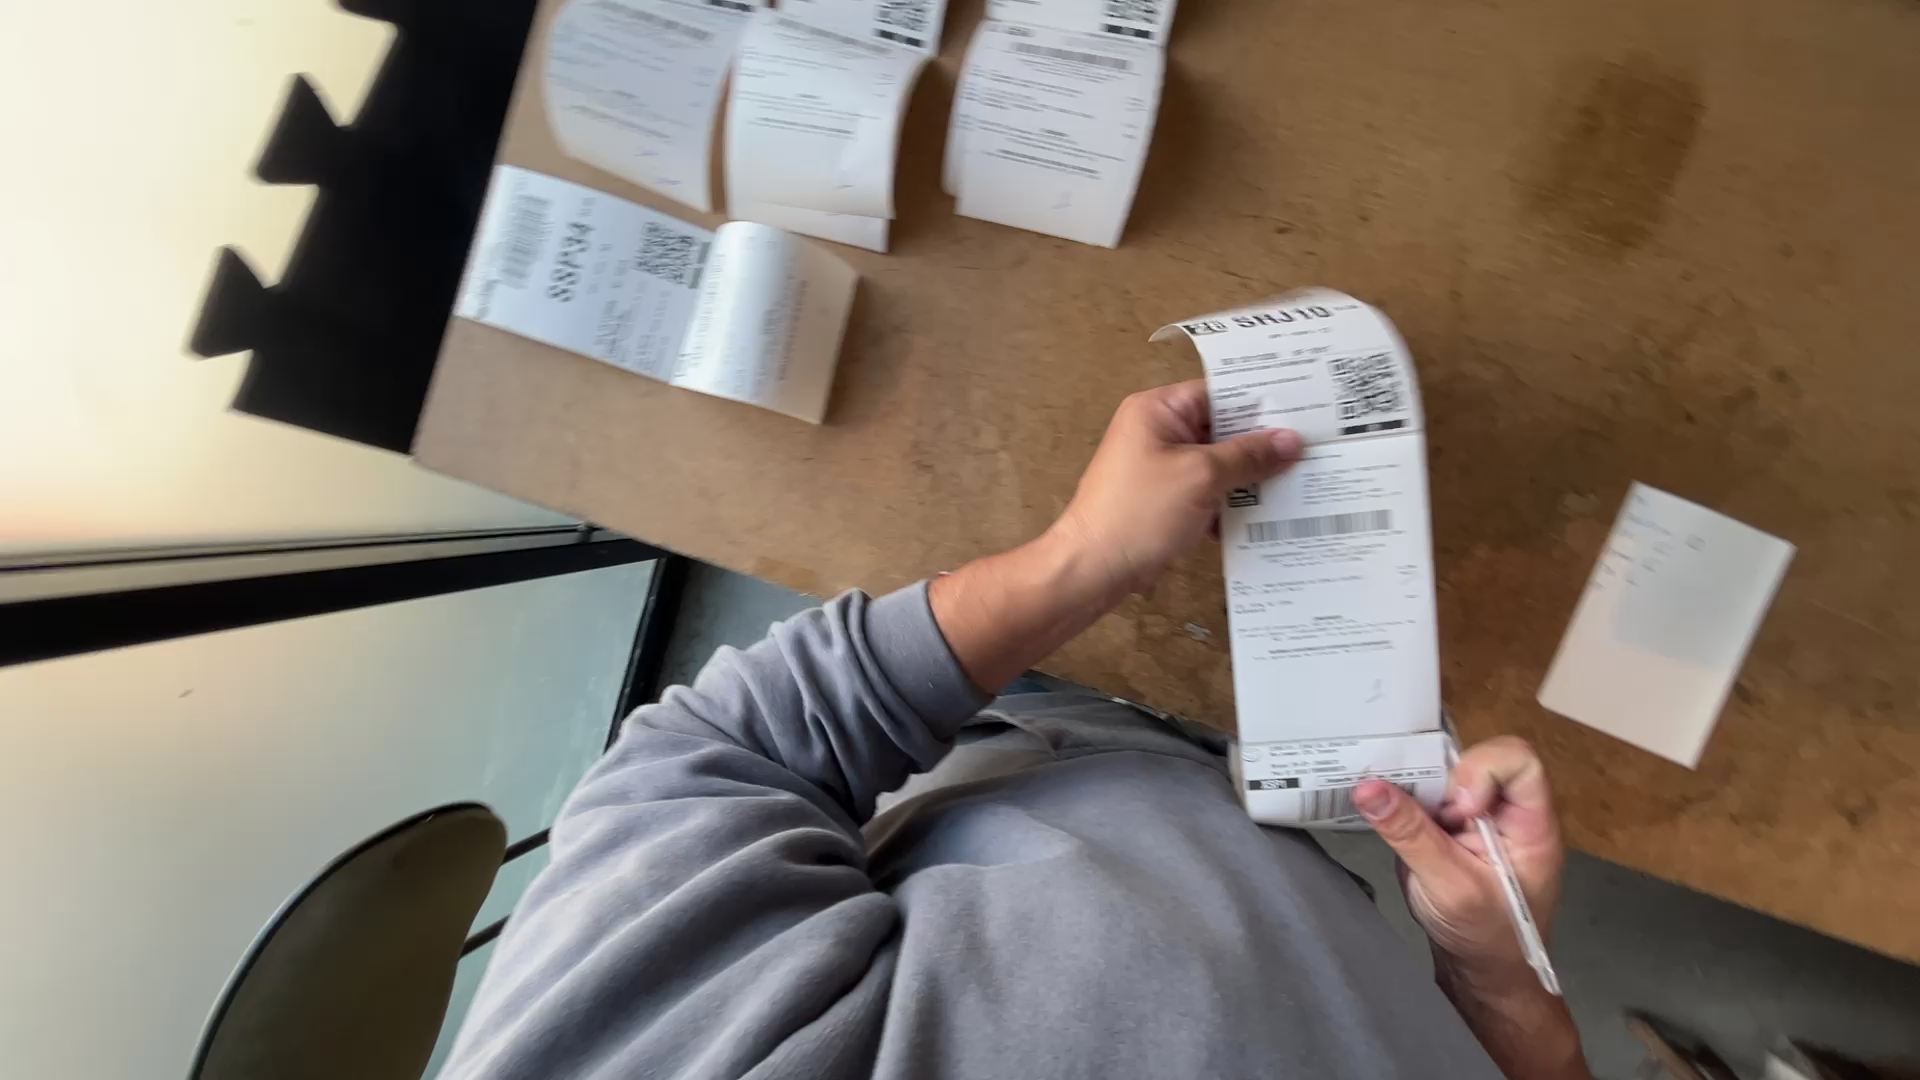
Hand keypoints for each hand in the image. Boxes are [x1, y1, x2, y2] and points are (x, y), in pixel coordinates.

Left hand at [1048, 380, 1303, 597]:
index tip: (1309, 408)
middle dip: (1263, 442)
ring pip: (1218, 462)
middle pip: (1222, 427)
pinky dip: (1231, 500)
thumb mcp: (1200, 476)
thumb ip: (1248, 455)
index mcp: (1157, 410)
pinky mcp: (1164, 499)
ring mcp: (1160, 467)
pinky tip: (1270, 513)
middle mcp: (1157, 431)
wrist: (1094, 567)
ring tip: (1305, 479)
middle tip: (1318, 446)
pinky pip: (1207, 490)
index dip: (1263, 400)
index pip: (1219, 391)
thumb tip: (1292, 440)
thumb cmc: (1139, 512)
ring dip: (1251, 475)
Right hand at [1353, 736, 1564, 985]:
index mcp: (1529, 823)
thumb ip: (1410, 834)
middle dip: (1432, 776)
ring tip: (1385, 805)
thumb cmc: (1486, 935)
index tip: (1455, 808)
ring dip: (1406, 782)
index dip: (1482, 771)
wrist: (1477, 969)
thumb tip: (1367, 787)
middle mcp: (1501, 809)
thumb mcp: (1450, 888)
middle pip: (1469, 757)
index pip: (1517, 762)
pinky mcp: (1436, 820)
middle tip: (1412, 807)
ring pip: (1436, 769)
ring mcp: (1468, 814)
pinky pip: (1414, 788)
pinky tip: (1376, 807)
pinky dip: (1392, 792)